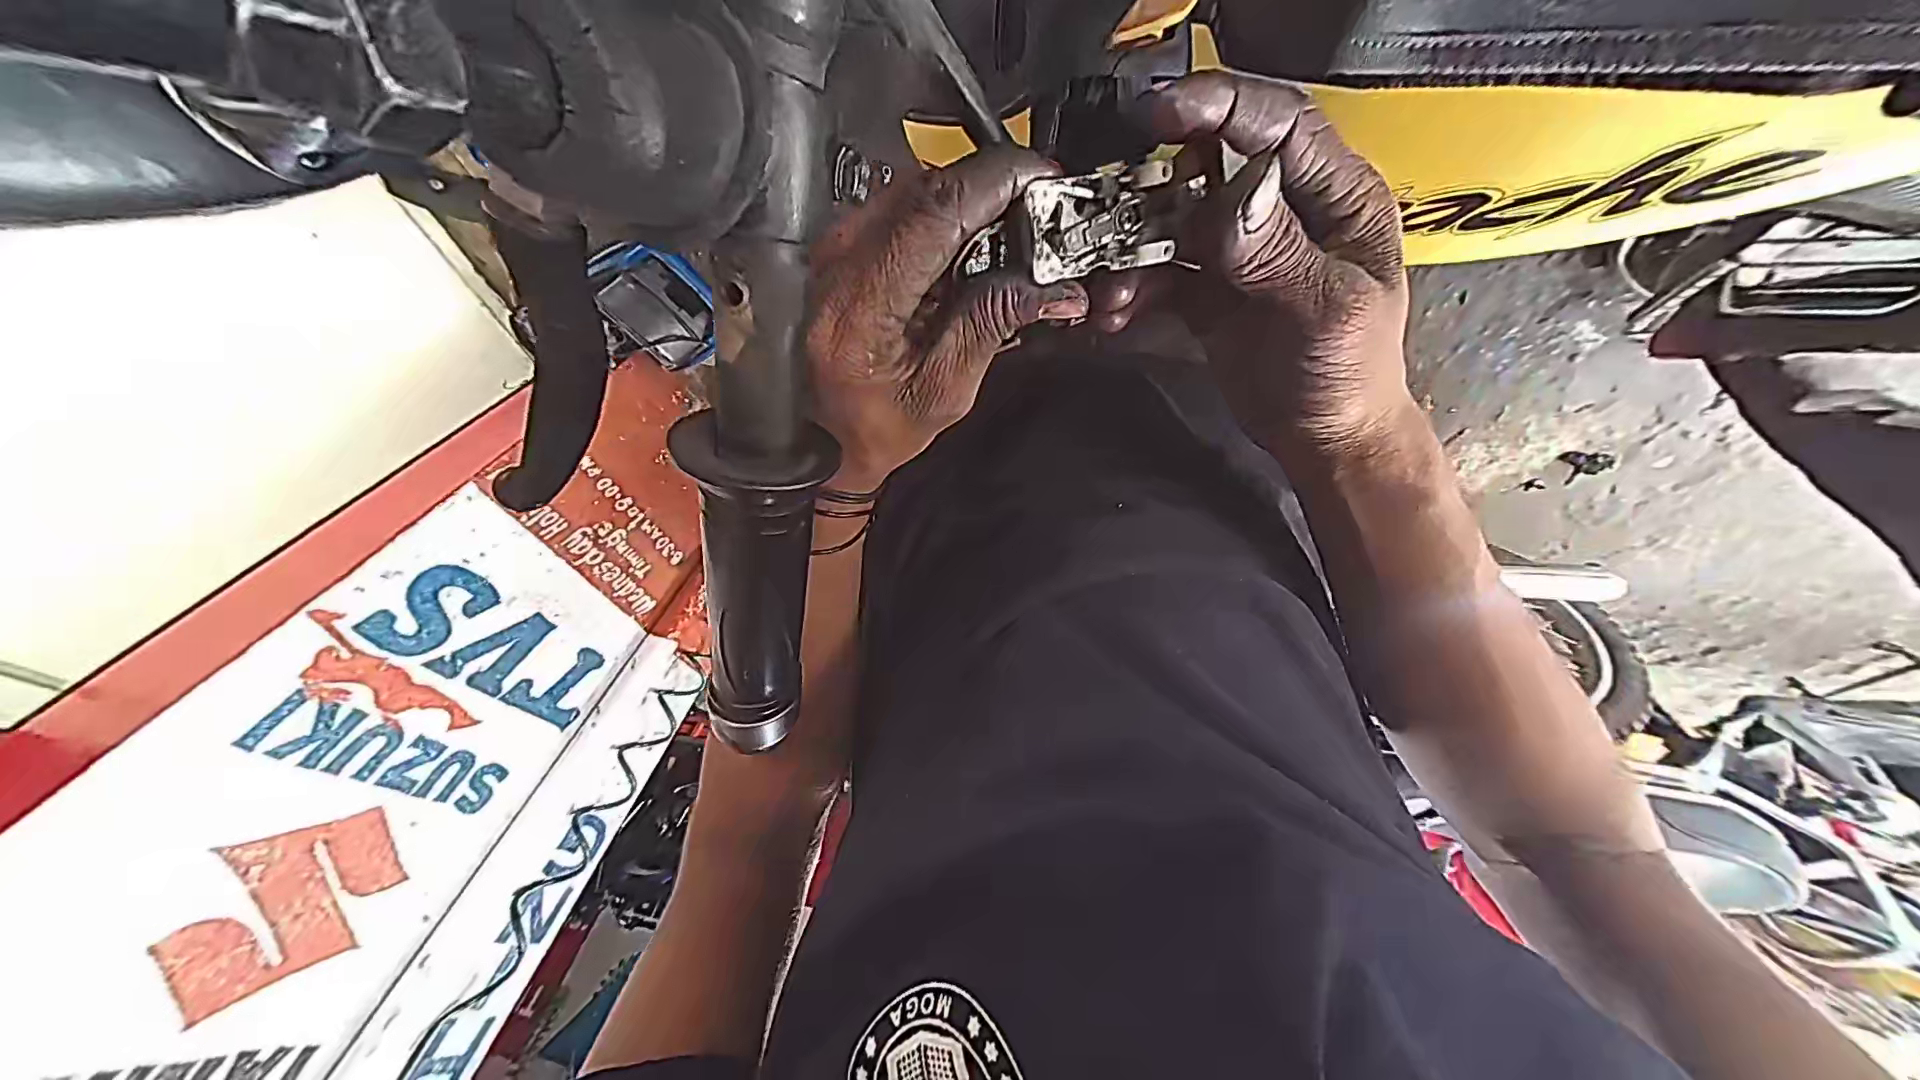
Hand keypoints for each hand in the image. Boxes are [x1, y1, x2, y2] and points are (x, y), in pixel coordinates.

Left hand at [808, 146, 1089, 484]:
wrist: (821, 441)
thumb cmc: (869, 429)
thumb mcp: (942, 392)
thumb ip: (990, 326)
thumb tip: (1047, 286)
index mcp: (861, 308)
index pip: (935, 211)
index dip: (998, 183)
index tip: (1043, 183)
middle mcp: (838, 266)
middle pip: (928, 188)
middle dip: (993, 193)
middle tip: (1037, 221)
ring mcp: (834, 251)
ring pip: (916, 191)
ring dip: (970, 208)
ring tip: (1005, 247)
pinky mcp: (840, 250)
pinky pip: (902, 210)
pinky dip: (945, 223)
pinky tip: (965, 258)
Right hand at [1106, 71, 1413, 456]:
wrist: (1322, 435)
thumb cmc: (1350, 372)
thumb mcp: (1325, 311)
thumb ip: (1278, 253)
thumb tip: (1234, 193)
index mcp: (1333, 199)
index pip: (1278, 126)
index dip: (1221, 107)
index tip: (1162, 113)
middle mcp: (1281, 215)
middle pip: (1209, 172)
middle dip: (1158, 192)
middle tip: (1116, 217)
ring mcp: (1239, 255)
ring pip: (1174, 228)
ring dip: (1136, 255)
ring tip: (1115, 294)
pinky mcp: (1208, 293)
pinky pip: (1161, 276)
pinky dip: (1135, 292)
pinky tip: (1118, 314)